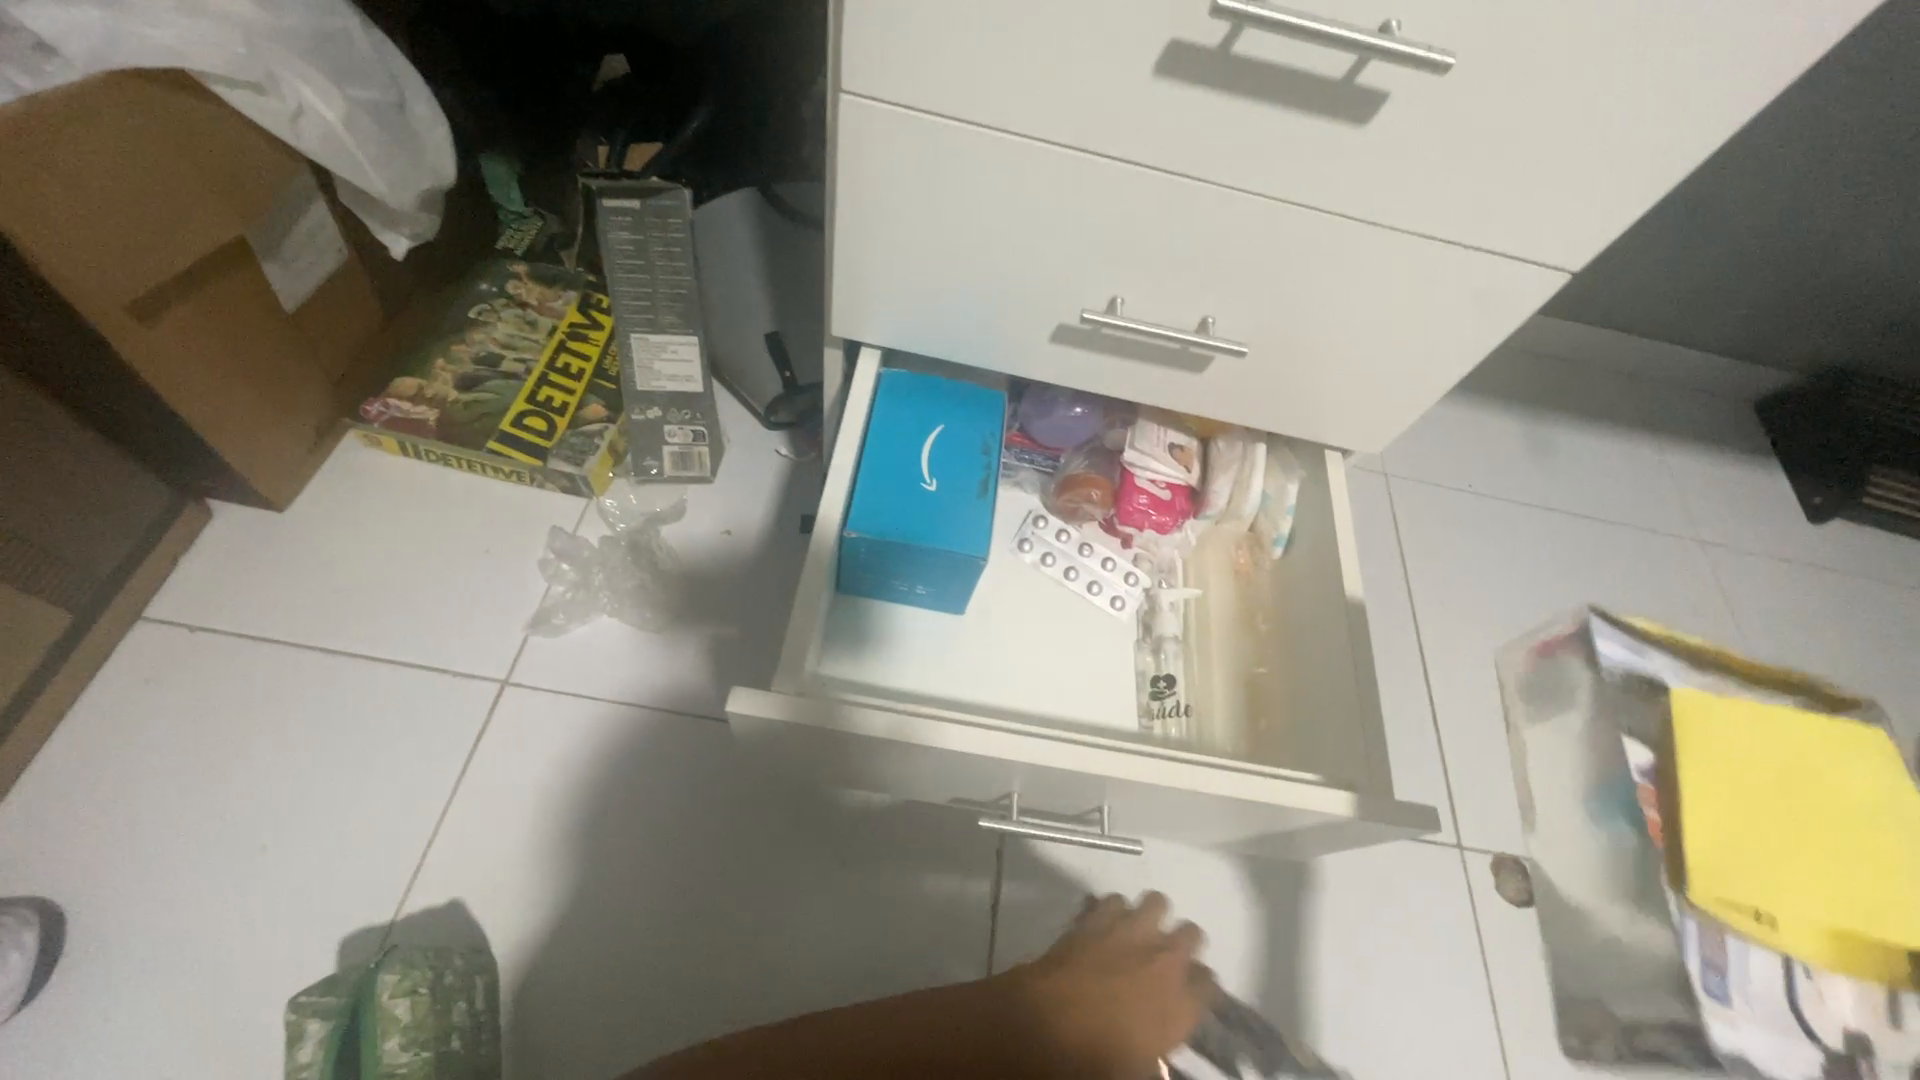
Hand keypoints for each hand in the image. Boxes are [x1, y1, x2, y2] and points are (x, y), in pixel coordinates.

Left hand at [1003, 891, 1215, 1077]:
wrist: (1050, 1022)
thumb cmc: (1098, 1057)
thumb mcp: (1140, 1062)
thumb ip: (1158, 1038)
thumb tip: (1153, 1033)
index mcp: (1182, 1004)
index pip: (1209, 984)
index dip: (1199, 985)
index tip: (1189, 989)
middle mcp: (1166, 960)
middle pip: (1192, 933)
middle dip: (1182, 940)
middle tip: (1164, 954)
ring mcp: (1132, 931)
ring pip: (1156, 902)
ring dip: (1148, 915)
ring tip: (1136, 929)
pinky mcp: (1098, 916)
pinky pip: (1113, 900)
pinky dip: (1110, 909)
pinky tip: (1101, 922)